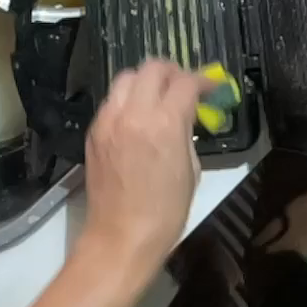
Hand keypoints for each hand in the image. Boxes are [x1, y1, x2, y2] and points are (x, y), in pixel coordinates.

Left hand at [81, 59, 205, 266]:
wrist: (121, 239)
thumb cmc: (165, 213)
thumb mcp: (190, 169)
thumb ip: (186, 132)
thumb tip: (185, 115)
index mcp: (165, 123)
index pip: (186, 82)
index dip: (204, 80)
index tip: (211, 86)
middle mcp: (134, 112)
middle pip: (153, 67)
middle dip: (173, 72)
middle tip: (183, 85)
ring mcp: (110, 119)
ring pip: (127, 76)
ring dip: (146, 80)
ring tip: (157, 96)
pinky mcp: (94, 130)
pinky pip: (112, 99)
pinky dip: (127, 98)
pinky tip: (136, 116)